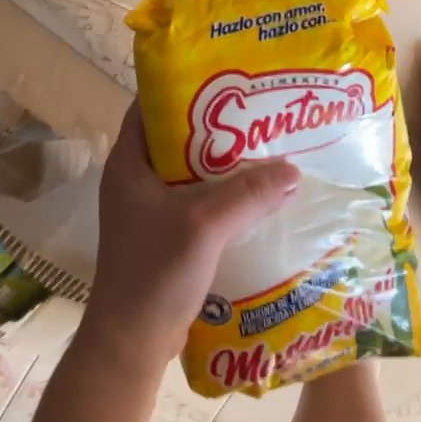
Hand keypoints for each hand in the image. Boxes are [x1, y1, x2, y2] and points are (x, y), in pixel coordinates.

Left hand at [82, 105, 300, 369]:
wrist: (132, 343)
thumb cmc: (154, 272)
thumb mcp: (204, 224)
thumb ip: (247, 194)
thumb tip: (291, 169)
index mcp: (129, 163)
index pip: (150, 106)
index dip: (184, 87)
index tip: (225, 78)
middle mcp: (135, 180)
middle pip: (177, 138)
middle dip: (217, 126)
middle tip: (258, 114)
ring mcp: (148, 210)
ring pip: (191, 172)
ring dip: (224, 165)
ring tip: (266, 152)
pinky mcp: (165, 236)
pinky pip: (198, 202)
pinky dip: (224, 196)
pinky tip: (258, 198)